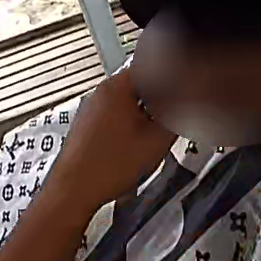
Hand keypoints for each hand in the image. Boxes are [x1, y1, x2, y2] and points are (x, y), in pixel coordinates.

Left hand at [42, 69, 176, 214]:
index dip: (174, 81)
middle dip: (161, 100)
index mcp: (117, 87)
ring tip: (158, 135)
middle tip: (176, 117)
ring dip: (147, 114)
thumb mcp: (156, 140)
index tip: (184, 96)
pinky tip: (138, 146)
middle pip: (141, 85)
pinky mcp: (88, 127)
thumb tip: (187, 105)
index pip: (153, 69)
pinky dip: (131, 125)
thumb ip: (177, 116)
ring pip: (128, 102)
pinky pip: (116, 117)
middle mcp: (101, 93)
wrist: (73, 190)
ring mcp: (92, 110)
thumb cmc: (107, 166)